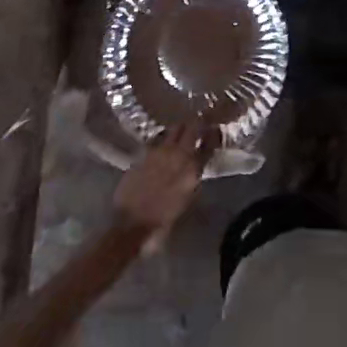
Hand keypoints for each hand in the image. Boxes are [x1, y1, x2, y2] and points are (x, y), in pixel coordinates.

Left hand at [113, 124, 213, 240]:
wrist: (131, 224)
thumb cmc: (163, 221)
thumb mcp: (187, 201)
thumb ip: (193, 179)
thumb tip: (196, 166)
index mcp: (193, 169)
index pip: (210, 143)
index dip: (214, 134)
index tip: (215, 130)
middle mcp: (179, 154)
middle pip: (194, 126)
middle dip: (199, 122)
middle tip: (201, 123)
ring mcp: (161, 150)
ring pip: (176, 127)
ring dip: (182, 127)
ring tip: (183, 129)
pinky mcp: (145, 152)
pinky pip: (159, 137)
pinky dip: (165, 137)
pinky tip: (164, 143)